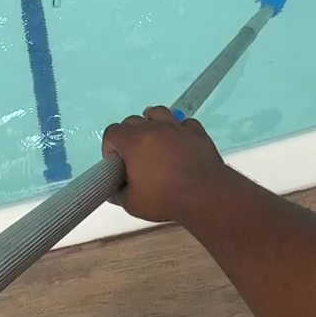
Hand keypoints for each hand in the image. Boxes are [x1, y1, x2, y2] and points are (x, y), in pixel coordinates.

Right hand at [101, 106, 230, 222]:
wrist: (204, 194)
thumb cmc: (164, 198)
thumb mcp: (132, 204)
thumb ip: (118, 194)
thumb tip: (113, 190)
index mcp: (133, 141)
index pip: (112, 132)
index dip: (110, 147)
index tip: (117, 163)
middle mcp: (152, 128)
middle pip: (133, 120)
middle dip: (129, 135)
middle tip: (135, 156)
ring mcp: (176, 127)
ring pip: (158, 112)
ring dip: (153, 122)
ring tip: (155, 139)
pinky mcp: (196, 131)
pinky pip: (184, 123)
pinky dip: (180, 130)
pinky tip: (181, 142)